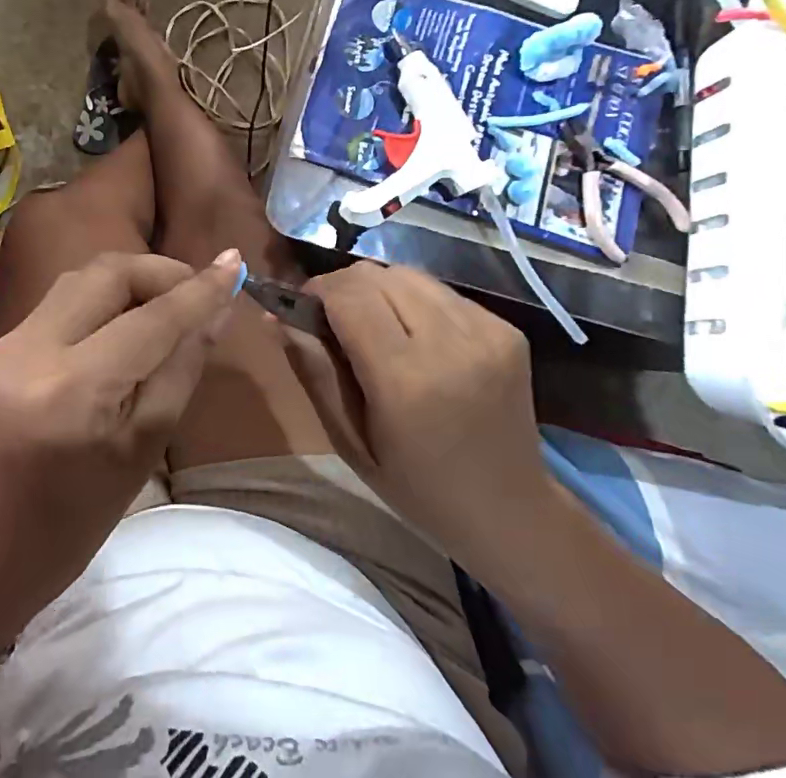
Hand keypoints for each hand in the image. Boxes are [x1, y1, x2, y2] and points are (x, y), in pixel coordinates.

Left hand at [0, 250, 243, 657]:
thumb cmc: (75, 524)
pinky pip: (62, 302)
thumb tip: (216, 312)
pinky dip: (105, 301)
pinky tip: (129, 325)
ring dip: (133, 282)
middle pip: (108, 273)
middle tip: (199, 294)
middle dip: (161, 272)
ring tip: (170, 307)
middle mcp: (31, 350)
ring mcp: (6, 344)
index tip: (237, 264)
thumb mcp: (143, 451)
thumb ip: (181, 370)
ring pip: (82, 279)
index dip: (200, 289)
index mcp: (72, 390)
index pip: (151, 318)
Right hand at [281, 261, 556, 576]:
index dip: (316, 291)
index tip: (303, 309)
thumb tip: (276, 316)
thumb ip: (314, 372)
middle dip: (344, 288)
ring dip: (380, 291)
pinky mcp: (507, 329)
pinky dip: (416, 303)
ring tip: (375, 328)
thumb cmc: (418, 489)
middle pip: (378, 275)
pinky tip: (416, 339)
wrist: (510, 509)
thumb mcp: (351, 442)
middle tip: (333, 321)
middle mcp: (451, 343)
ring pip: (410, 275)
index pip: (349, 296)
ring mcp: (487, 331)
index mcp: (406, 381)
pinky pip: (443, 293)